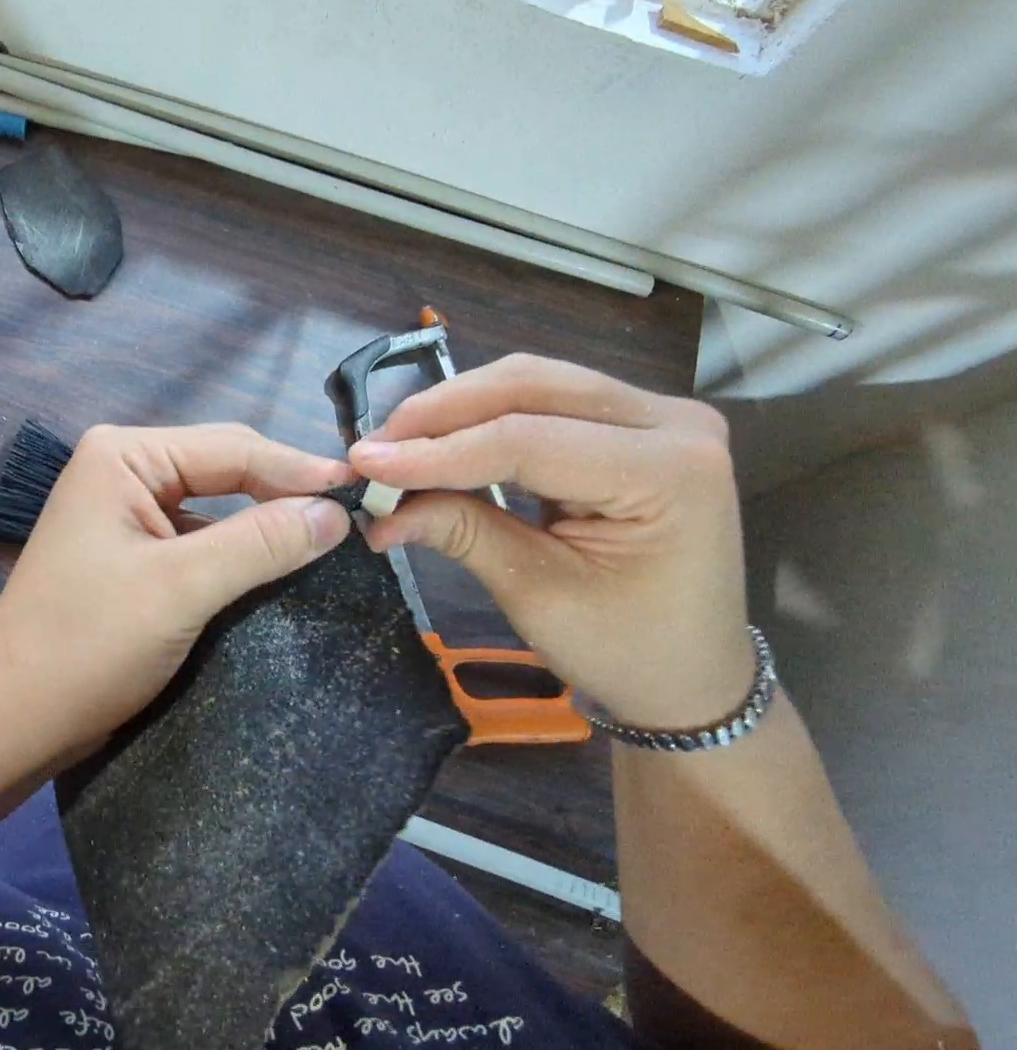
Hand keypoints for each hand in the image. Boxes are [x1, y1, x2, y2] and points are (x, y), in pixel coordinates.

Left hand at [0, 423, 353, 762]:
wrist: (13, 718)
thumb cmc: (87, 646)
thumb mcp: (180, 589)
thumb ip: (260, 543)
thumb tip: (336, 512)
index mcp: (122, 457)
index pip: (231, 447)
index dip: (300, 470)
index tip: (367, 495)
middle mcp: (120, 472)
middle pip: (223, 470)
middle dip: (283, 494)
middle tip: (354, 521)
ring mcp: (121, 515)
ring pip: (213, 508)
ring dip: (263, 526)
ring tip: (328, 543)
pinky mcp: (127, 556)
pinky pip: (195, 542)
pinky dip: (235, 554)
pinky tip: (275, 570)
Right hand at [350, 354, 754, 729]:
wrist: (692, 673)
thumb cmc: (625, 648)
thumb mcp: (536, 594)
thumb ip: (461, 533)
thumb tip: (379, 510)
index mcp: (669, 471)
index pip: (528, 440)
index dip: (437, 452)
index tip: (363, 464)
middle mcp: (671, 421)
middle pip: (531, 386)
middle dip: (439, 413)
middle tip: (372, 448)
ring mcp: (655, 414)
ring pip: (532, 382)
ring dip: (454, 409)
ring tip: (394, 445)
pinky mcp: (631, 422)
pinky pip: (543, 400)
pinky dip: (480, 417)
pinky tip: (436, 440)